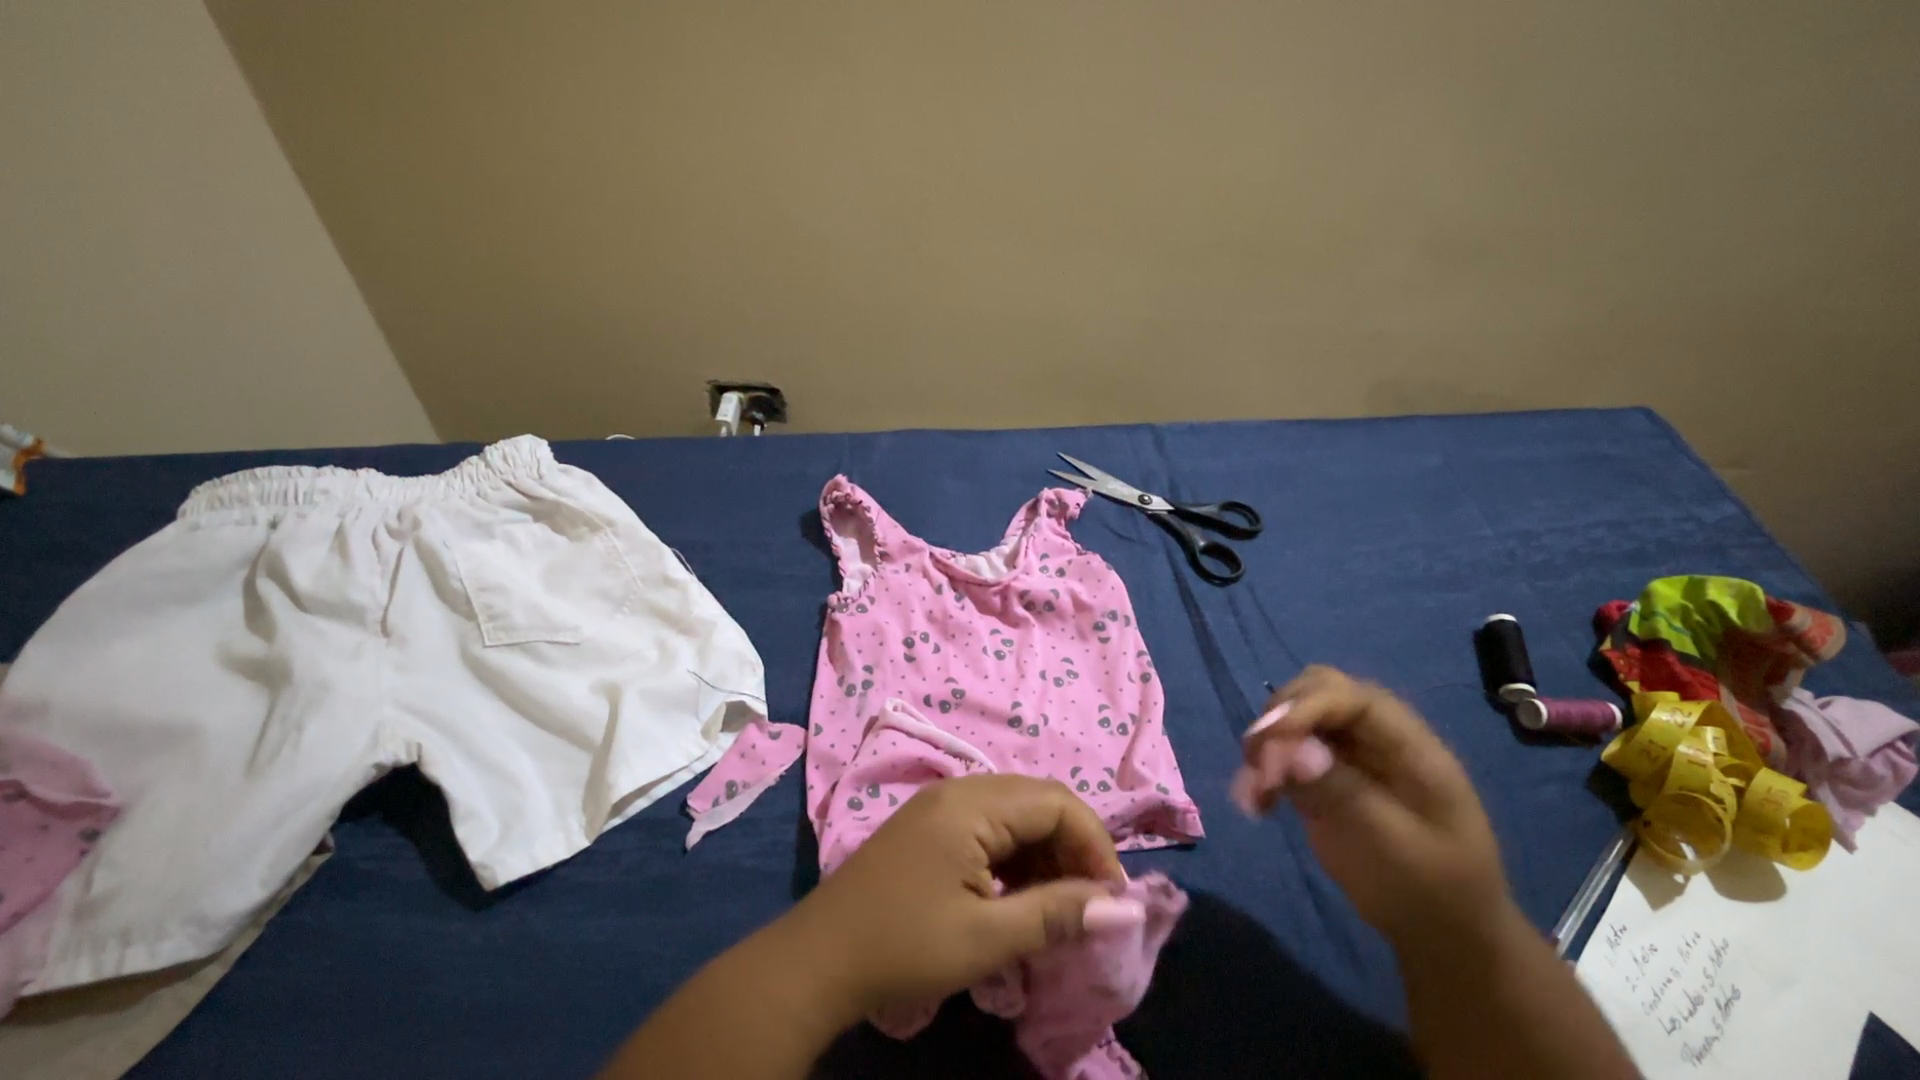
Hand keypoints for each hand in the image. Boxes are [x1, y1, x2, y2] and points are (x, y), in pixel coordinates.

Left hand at [781, 774, 1134, 1019]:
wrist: (816, 962)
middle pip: (1038, 802)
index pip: (1057, 802)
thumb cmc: (904, 947)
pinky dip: (1015, 858)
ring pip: (1015, 815)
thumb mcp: (987, 937)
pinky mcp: (928, 830)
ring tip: (1057, 907)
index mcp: (972, 805)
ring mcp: (939, 808)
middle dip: (1073, 848)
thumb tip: (1126, 908)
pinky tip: (1016, 898)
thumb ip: (1058, 914)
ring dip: (1045, 855)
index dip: (1094, 846)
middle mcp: (957, 792)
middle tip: (1088, 904)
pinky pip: (988, 828)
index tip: (1112, 899)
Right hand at [1233, 666, 1515, 949]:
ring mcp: (1350, 760)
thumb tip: (1292, 748)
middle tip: (1258, 760)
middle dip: (1281, 717)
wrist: (1445, 938)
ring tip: (1253, 791)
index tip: (1269, 740)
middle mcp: (1377, 742)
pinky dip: (1263, 772)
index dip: (1307, 706)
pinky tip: (1255, 805)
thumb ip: (1344, 793)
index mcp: (1411, 748)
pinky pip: (1286, 757)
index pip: (1355, 698)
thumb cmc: (1433, 892)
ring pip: (1295, 721)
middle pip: (1320, 693)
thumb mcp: (1395, 847)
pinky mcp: (1325, 783)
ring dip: (1266, 745)